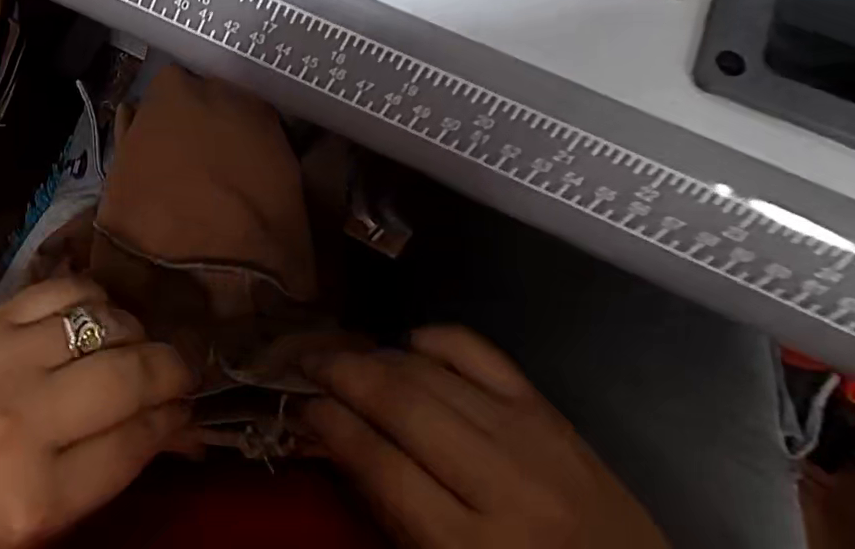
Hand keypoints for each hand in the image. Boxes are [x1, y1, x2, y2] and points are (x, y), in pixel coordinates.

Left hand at [0, 276, 192, 548]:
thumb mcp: (35, 523)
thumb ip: (108, 471)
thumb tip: (176, 426)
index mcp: (33, 498)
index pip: (133, 444)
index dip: (174, 421)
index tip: (188, 410)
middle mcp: (22, 421)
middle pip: (126, 376)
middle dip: (171, 369)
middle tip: (180, 371)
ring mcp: (3, 359)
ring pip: (99, 322)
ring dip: (134, 329)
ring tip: (137, 343)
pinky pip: (60, 289)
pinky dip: (92, 296)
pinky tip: (97, 313)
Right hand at [301, 326, 667, 548]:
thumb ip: (393, 514)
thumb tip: (338, 441)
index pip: (380, 464)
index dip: (330, 426)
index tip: (302, 407)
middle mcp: (503, 485)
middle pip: (400, 404)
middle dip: (340, 374)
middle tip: (305, 362)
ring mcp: (531, 439)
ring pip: (430, 372)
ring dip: (374, 355)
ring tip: (342, 354)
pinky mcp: (552, 413)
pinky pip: (480, 353)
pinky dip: (435, 339)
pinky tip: (410, 346)